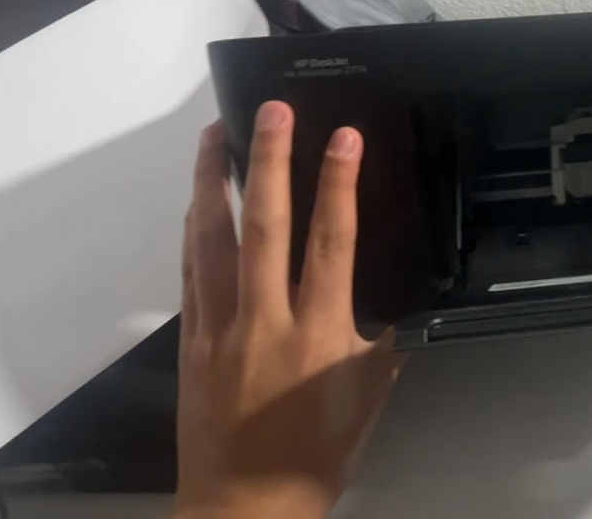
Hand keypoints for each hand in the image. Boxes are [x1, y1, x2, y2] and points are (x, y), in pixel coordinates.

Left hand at [175, 101, 402, 518]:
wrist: (245, 510)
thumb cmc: (320, 448)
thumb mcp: (372, 389)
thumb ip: (386, 333)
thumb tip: (400, 292)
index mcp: (319, 331)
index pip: (330, 243)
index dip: (338, 185)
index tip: (342, 137)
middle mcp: (265, 320)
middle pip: (265, 228)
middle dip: (269, 163)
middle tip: (271, 112)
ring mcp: (220, 327)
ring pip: (213, 242)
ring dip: (214, 183)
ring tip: (215, 135)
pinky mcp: (192, 340)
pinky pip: (192, 272)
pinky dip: (195, 228)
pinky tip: (199, 199)